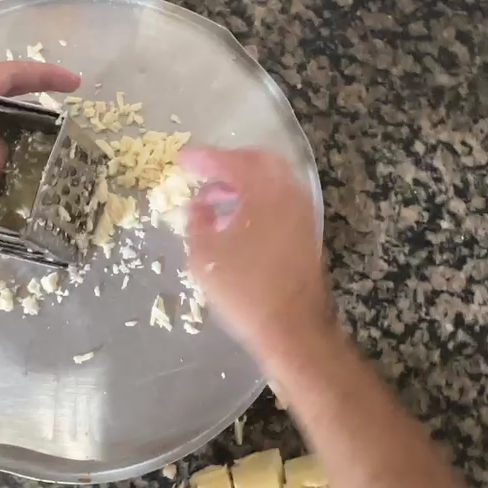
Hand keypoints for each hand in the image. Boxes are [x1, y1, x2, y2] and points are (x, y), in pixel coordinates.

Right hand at [179, 147, 334, 364]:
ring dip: (243, 183)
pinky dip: (257, 199)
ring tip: (215, 199)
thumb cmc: (245, 290)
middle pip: (258, 161)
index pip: (230, 162)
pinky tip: (237, 219)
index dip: (203, 159)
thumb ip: (196, 222)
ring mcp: (302, 212)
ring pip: (272, 181)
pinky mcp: (306, 231)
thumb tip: (197, 207)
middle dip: (228, 164)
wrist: (292, 328)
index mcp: (264, 192)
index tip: (182, 160)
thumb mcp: (205, 256)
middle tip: (203, 173)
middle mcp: (288, 194)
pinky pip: (279, 200)